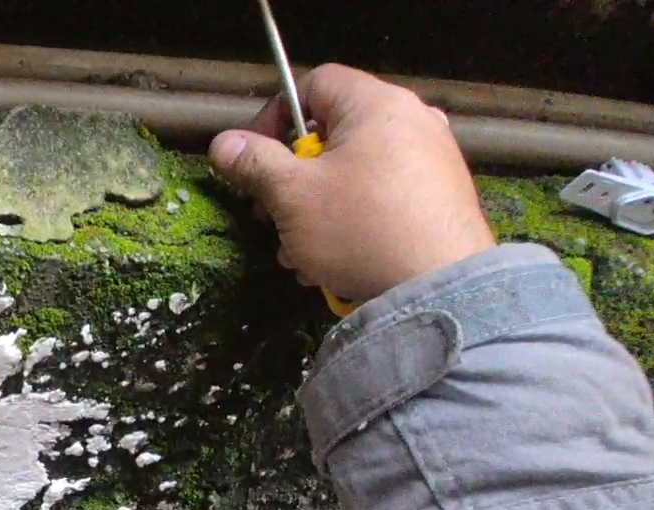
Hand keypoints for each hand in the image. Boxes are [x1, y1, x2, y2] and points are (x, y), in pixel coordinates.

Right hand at [208, 64, 495, 303]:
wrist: (431, 282)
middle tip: (266, 214)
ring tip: (295, 250)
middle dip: (285, 178)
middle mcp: (408, 122)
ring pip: (344, 174)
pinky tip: (326, 258)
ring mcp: (425, 159)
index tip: (250, 160)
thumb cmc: (356, 226)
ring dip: (306, 211)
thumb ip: (254, 163)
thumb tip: (222, 143)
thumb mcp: (291, 194)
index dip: (273, 117)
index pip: (315, 84)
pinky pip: (370, 197)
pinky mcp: (430, 196)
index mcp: (376, 107)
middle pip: (327, 135)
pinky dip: (340, 223)